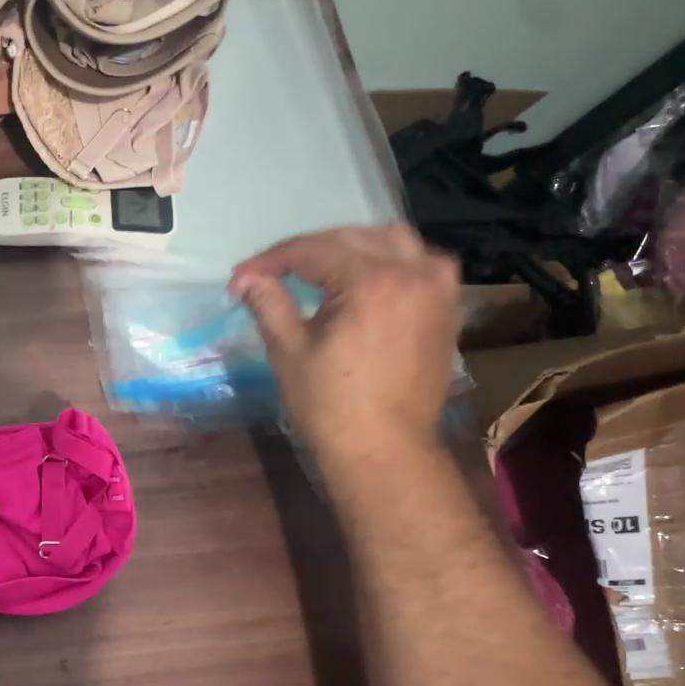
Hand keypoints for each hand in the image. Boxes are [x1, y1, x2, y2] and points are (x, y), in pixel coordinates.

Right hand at [230, 224, 460, 463]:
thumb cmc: (329, 405)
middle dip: (306, 251)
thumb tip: (245, 279)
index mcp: (372, 281)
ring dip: (347, 248)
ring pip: (390, 241)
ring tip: (313, 270)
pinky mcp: (445, 304)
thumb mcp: (289, 352)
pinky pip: (415, 262)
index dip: (271, 260)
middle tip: (268, 273)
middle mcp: (413, 271)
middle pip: (352, 237)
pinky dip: (382, 261)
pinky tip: (357, 281)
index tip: (240, 278)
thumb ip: (268, 304)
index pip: (313, 250)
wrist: (385, 448)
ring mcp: (437, 286)